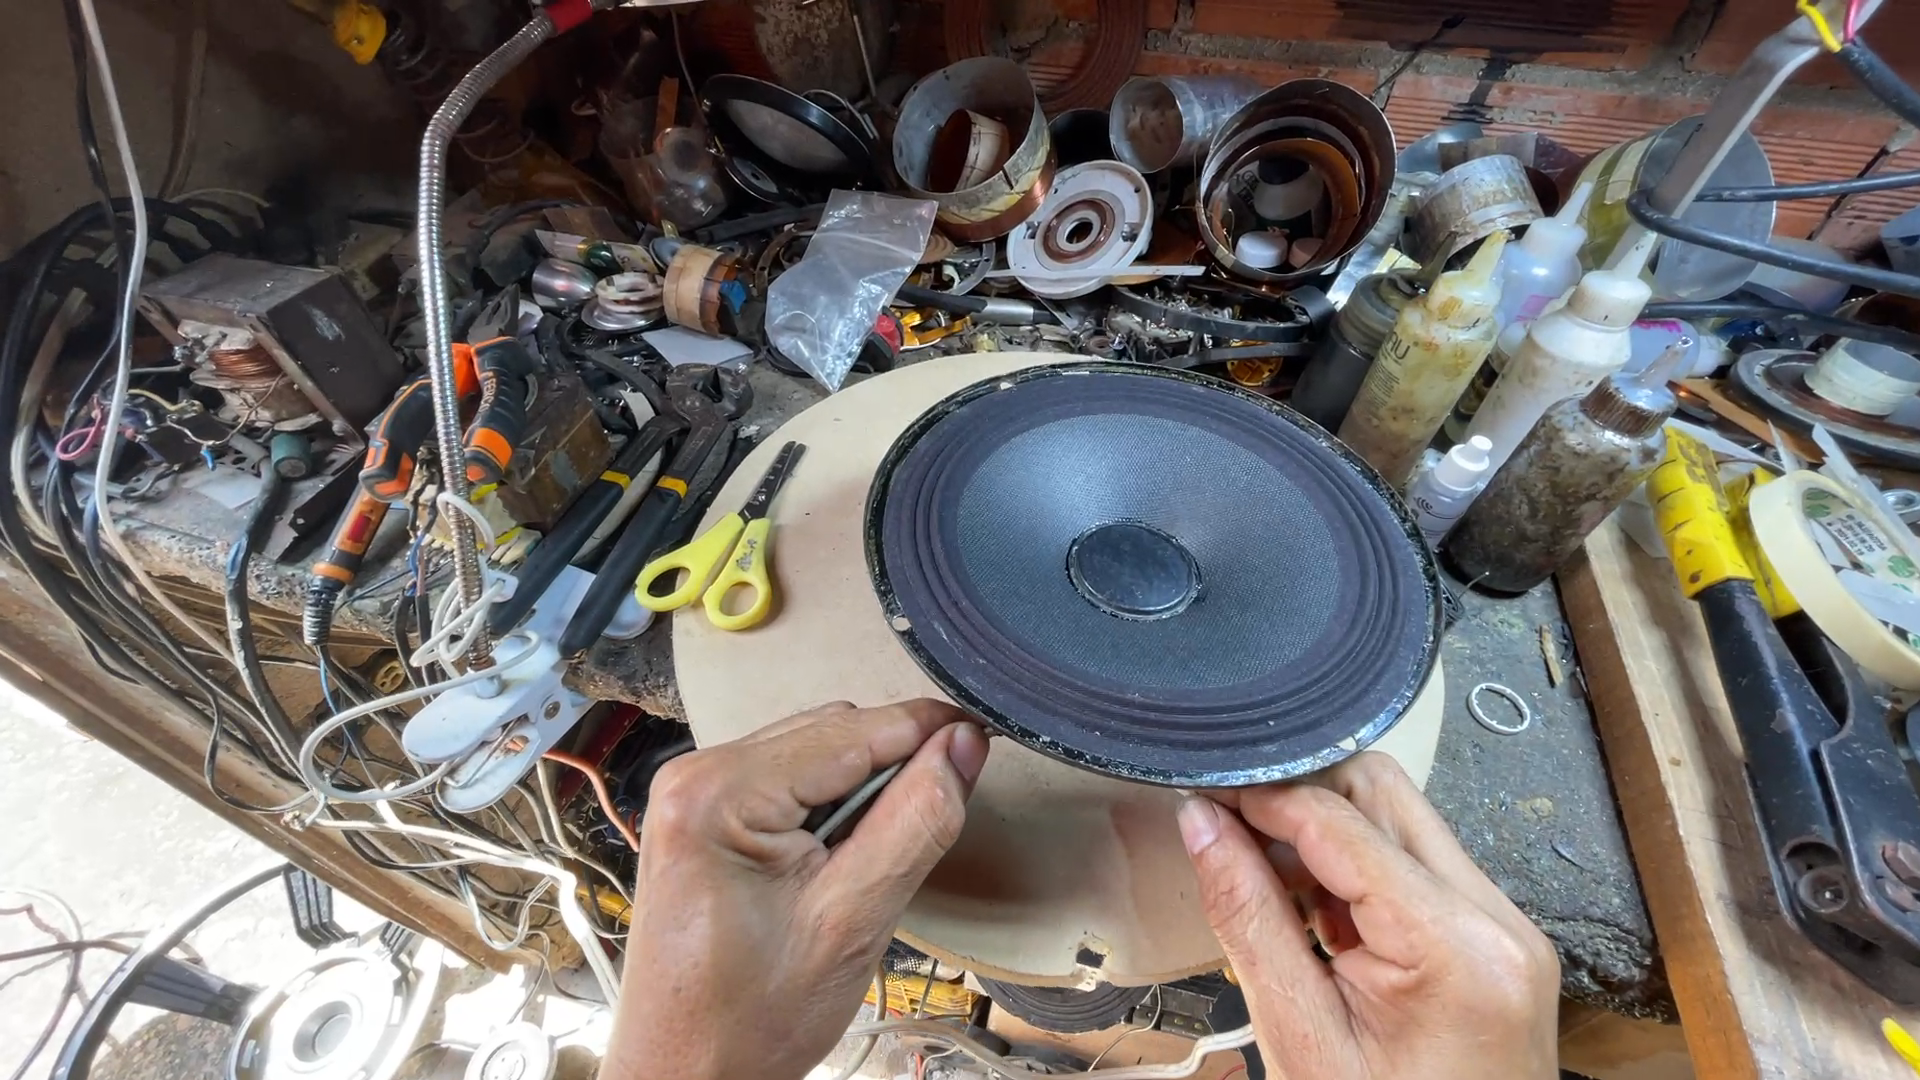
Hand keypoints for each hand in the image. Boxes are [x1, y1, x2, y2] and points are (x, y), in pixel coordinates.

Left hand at [603, 699, 989, 1079]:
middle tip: (937, 805)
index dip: (925, 726)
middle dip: (893, 759)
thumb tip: (961, 744)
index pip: (849, 729)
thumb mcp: (853, 921)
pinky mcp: (708, 806)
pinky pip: (793, 770)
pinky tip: (840, 844)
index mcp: (720, 792)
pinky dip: (834, 794)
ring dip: (865, 779)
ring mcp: (698, 787)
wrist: (684, 1079)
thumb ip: (916, 821)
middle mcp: (699, 773)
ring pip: (817, 745)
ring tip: (877, 845)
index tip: (979, 734)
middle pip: (832, 730)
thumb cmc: (750, 1019)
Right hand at [1178, 752, 1558, 1079]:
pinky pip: (1406, 857)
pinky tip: (1307, 904)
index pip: (1338, 818)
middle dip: (1295, 794)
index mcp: (1455, 946)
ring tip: (1264, 874)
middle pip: (1378, 790)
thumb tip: (1197, 818)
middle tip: (1231, 825)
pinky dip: (1345, 860)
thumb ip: (1245, 911)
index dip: (1259, 795)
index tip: (1202, 797)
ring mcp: (1500, 925)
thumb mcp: (1296, 1031)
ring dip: (1318, 826)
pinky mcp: (1488, 936)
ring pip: (1392, 813)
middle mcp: (1495, 917)